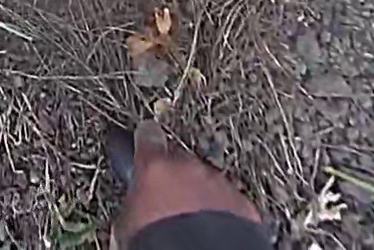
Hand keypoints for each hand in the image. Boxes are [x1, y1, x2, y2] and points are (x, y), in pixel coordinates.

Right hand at [114, 121, 260, 244]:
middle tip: (170, 204)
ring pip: (207, 182)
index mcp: (154, 166)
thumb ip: (135, 200)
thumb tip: (133, 209)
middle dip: (177, 178)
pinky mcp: (243, 205)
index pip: (148, 135)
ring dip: (201, 196)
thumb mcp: (130, 223)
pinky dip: (226, 214)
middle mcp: (187, 167)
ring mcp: (217, 184)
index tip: (146, 141)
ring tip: (196, 225)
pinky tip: (218, 234)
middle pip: (181, 161)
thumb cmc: (158, 243)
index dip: (147, 139)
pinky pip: (231, 203)